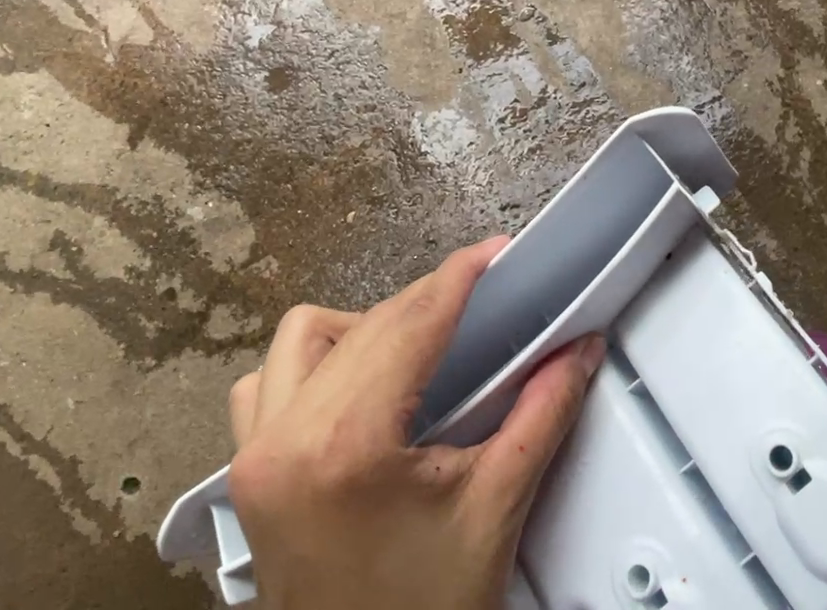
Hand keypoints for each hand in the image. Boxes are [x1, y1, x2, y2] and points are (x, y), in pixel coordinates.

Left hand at [228, 237, 604, 609]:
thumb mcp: (496, 506)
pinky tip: (358, 387)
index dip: (458, 277)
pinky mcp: (246, 474)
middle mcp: (283, 437)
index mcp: (345, 443)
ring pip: (302, 338)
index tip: (495, 252)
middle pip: (366, 324)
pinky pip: (267, 382)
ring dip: (364, 325)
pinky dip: (315, 363)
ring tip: (419, 349)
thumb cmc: (428, 607)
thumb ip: (543, 414)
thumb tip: (580, 348)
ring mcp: (253, 455)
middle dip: (429, 301)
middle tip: (484, 303)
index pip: (410, 325)